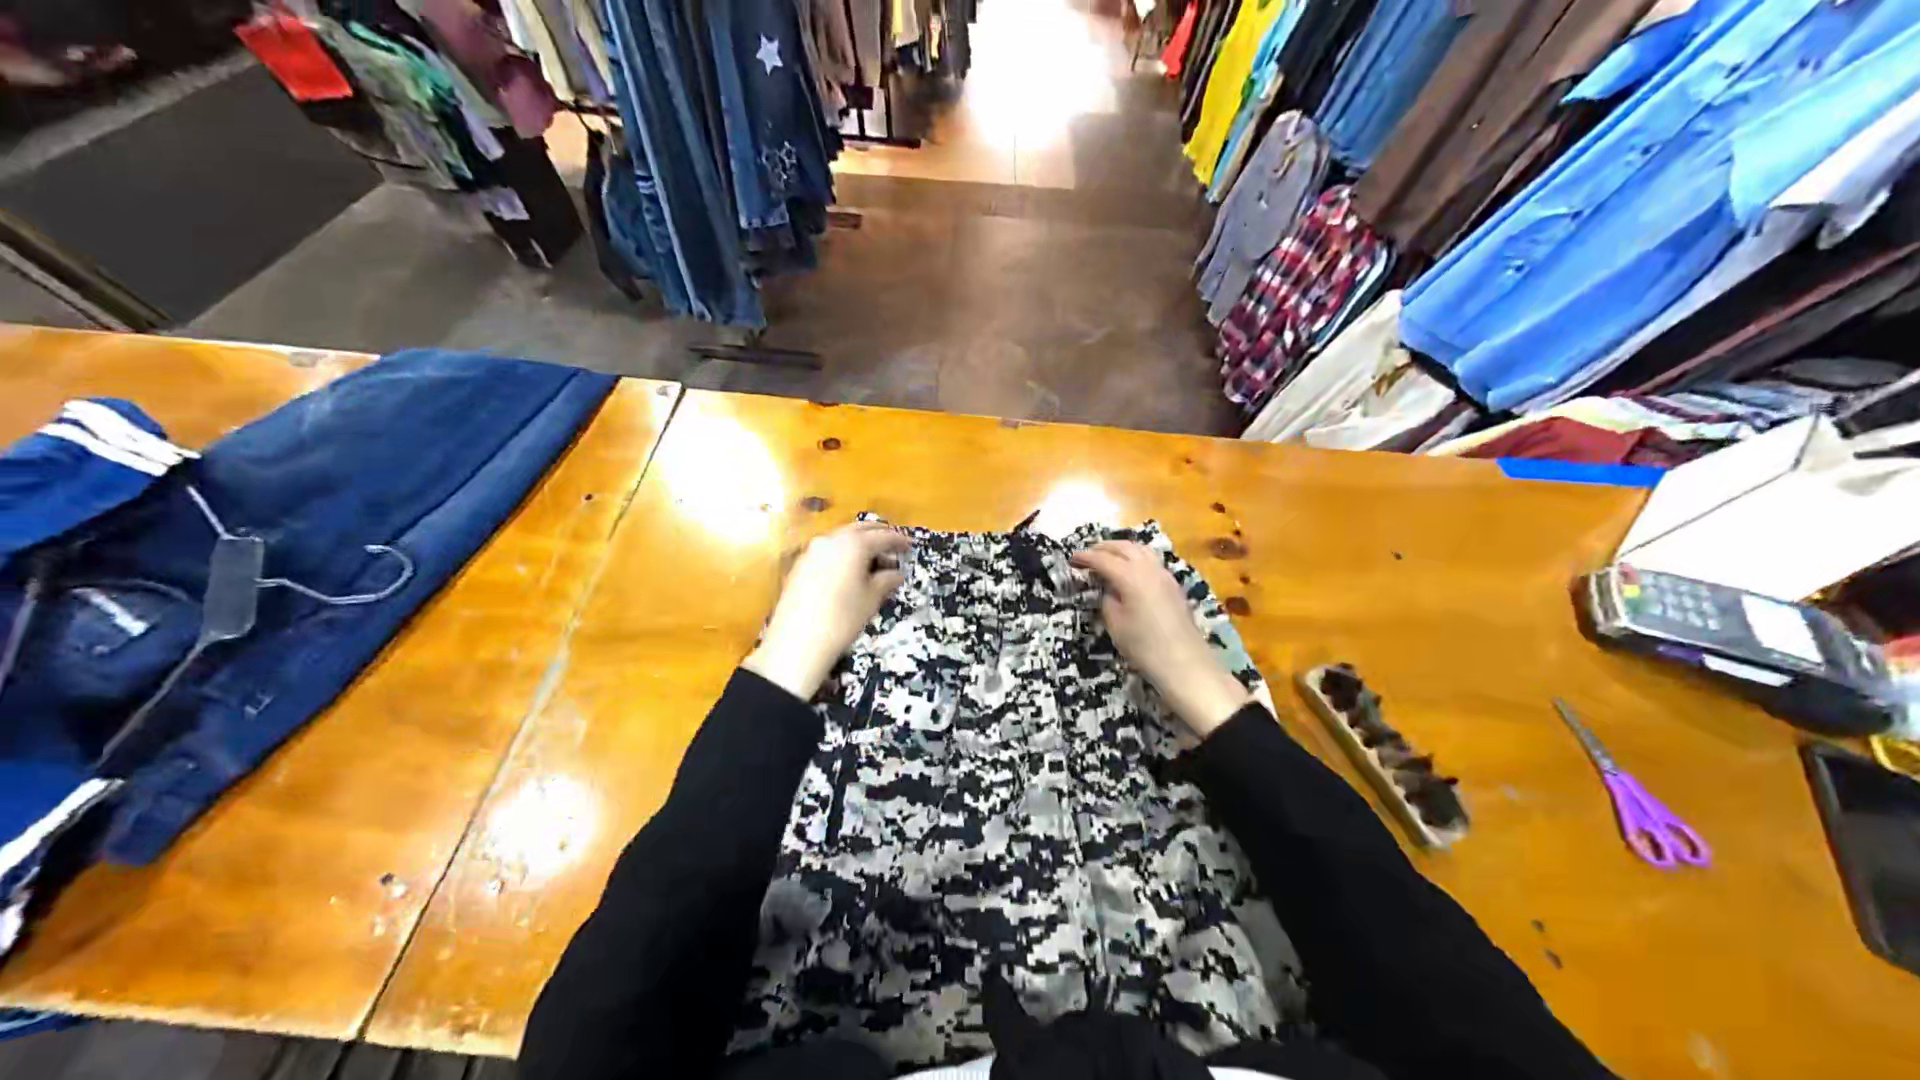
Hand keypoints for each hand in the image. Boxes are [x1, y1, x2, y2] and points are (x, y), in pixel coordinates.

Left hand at [744, 521, 909, 699]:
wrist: (798, 641)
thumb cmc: (843, 617)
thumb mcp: (872, 598)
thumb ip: (887, 580)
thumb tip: (897, 574)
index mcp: (854, 543)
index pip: (883, 536)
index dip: (899, 540)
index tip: (910, 546)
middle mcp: (832, 539)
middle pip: (860, 530)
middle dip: (879, 537)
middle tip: (893, 549)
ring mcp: (812, 550)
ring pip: (842, 540)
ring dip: (860, 546)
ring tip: (874, 564)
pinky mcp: (800, 564)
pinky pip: (828, 551)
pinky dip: (843, 555)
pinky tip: (850, 572)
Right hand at [1071, 541, 1250, 737]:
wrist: (1184, 663)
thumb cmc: (1144, 646)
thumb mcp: (1115, 623)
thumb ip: (1108, 598)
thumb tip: (1109, 588)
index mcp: (1131, 576)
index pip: (1103, 559)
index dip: (1085, 558)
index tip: (1071, 560)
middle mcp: (1149, 569)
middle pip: (1124, 547)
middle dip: (1103, 548)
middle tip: (1088, 556)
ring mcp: (1165, 575)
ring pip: (1141, 550)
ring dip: (1122, 549)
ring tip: (1109, 558)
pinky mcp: (1174, 585)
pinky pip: (1152, 561)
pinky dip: (1136, 558)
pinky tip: (1131, 571)